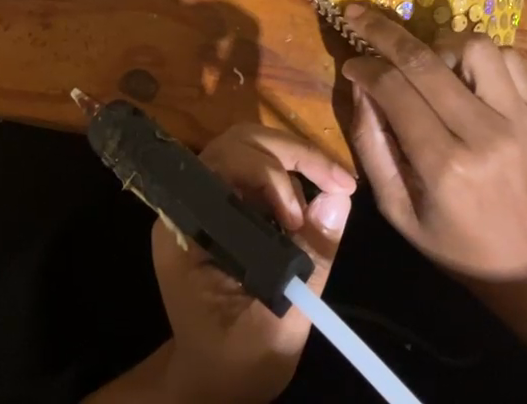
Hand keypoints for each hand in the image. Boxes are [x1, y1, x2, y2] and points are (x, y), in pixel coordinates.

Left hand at [150, 124, 356, 403]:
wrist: (214, 382)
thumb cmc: (237, 359)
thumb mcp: (281, 319)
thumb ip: (310, 258)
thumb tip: (338, 198)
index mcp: (185, 228)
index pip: (222, 165)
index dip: (269, 175)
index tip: (302, 217)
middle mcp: (189, 204)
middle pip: (240, 145)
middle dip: (293, 156)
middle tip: (341, 183)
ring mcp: (207, 203)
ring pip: (253, 151)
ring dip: (297, 167)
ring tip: (326, 206)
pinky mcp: (225, 208)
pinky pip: (260, 173)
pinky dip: (293, 180)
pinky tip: (313, 211)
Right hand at [341, 3, 526, 283]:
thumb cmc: (456, 246)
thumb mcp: (397, 211)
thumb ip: (372, 145)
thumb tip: (359, 85)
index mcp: (444, 165)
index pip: (394, 89)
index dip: (365, 67)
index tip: (351, 63)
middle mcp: (484, 134)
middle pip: (425, 59)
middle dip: (383, 31)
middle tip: (359, 17)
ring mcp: (519, 118)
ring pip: (473, 45)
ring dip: (440, 43)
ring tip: (426, 60)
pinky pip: (508, 57)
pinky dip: (478, 54)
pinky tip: (463, 73)